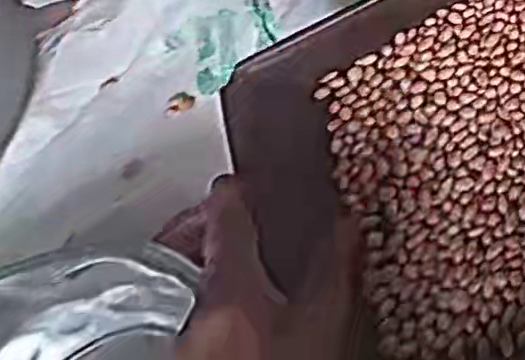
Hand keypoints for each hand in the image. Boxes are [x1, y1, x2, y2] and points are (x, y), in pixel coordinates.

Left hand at [173, 177, 359, 359]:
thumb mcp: (324, 316)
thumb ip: (336, 262)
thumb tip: (346, 218)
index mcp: (231, 294)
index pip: (227, 233)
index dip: (232, 202)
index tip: (231, 182)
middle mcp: (192, 316)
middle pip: (200, 261)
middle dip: (217, 237)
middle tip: (235, 216)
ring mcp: (178, 343)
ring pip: (192, 288)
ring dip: (213, 267)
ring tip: (236, 256)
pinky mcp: (180, 356)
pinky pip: (189, 313)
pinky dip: (209, 296)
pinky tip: (234, 300)